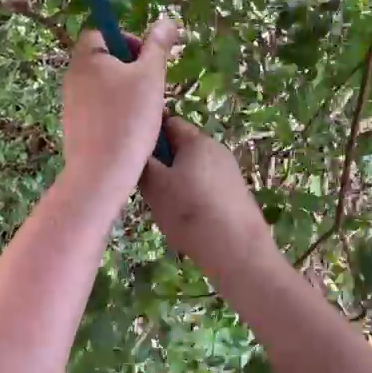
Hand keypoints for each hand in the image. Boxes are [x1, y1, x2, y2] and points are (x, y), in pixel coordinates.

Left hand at [60, 21, 178, 197]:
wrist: (102, 171)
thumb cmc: (129, 118)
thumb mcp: (151, 76)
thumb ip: (158, 46)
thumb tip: (166, 20)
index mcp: (86, 58)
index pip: (101, 32)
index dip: (127, 40)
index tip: (147, 60)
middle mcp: (72, 76)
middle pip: (103, 59)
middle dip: (131, 68)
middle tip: (151, 86)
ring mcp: (70, 102)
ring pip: (102, 85)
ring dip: (126, 91)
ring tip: (145, 110)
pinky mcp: (74, 125)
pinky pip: (97, 108)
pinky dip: (115, 111)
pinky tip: (131, 130)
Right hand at [140, 117, 279, 279]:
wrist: (236, 249)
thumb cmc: (189, 210)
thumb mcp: (154, 186)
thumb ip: (142, 164)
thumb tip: (137, 152)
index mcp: (197, 140)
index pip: (170, 123)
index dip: (150, 135)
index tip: (135, 156)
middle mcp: (217, 149)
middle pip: (182, 148)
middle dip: (162, 163)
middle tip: (146, 186)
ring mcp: (229, 173)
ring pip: (193, 169)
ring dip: (176, 183)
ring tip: (165, 207)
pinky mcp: (235, 195)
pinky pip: (205, 187)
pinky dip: (192, 198)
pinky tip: (186, 220)